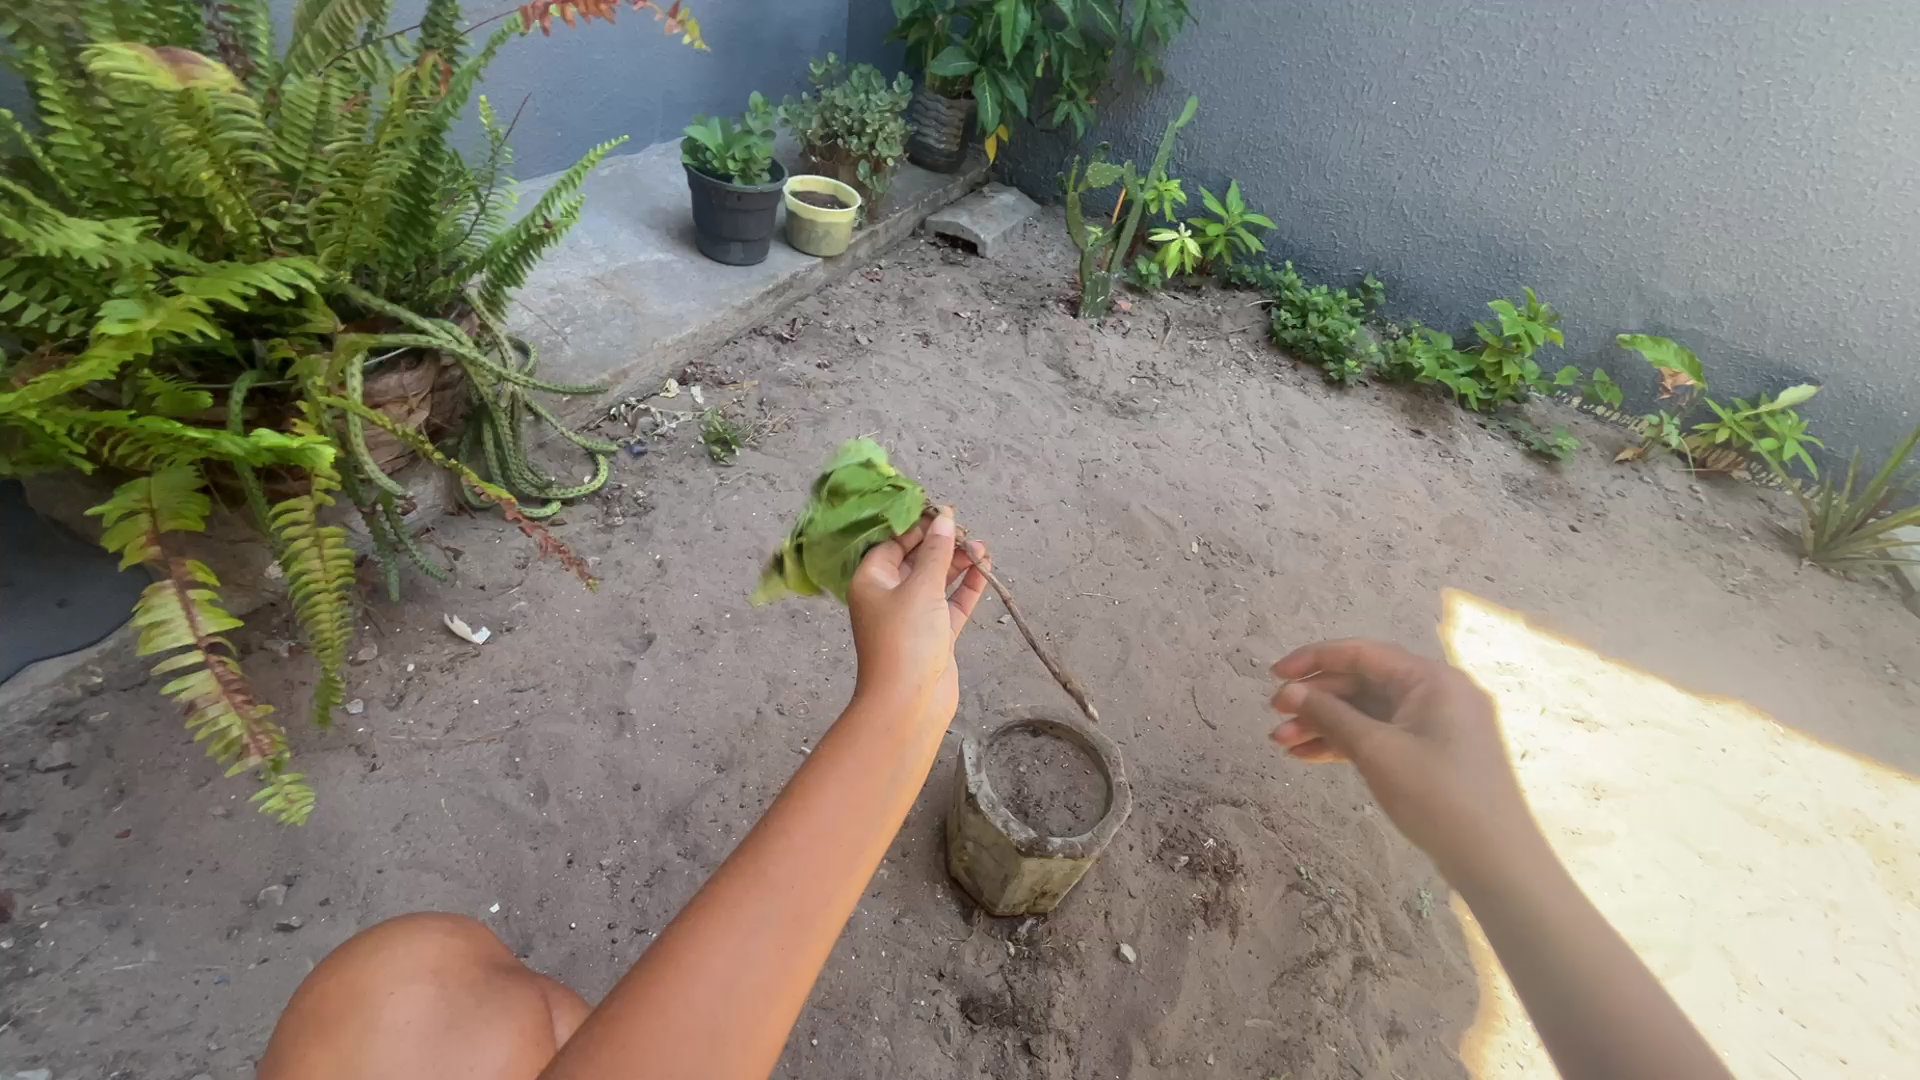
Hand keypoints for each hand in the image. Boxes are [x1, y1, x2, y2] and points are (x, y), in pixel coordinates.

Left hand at [847, 507, 989, 719]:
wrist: (908, 701)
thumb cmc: (905, 639)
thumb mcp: (922, 588)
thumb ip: (937, 552)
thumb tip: (946, 519)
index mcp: (872, 581)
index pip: (894, 543)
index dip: (918, 527)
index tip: (944, 513)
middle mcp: (889, 596)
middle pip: (917, 560)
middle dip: (943, 545)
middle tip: (968, 531)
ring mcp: (913, 616)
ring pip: (937, 581)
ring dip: (958, 564)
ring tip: (982, 549)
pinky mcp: (934, 634)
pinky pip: (951, 603)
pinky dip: (966, 588)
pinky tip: (984, 571)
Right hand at [1269, 639, 1543, 887]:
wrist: (1496, 863)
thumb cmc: (1437, 795)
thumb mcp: (1375, 749)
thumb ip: (1328, 714)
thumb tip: (1289, 692)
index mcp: (1430, 679)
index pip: (1360, 653)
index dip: (1312, 659)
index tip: (1274, 676)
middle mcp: (1434, 692)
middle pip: (1360, 682)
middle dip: (1314, 700)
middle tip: (1275, 716)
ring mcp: (1434, 724)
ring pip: (1364, 711)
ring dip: (1322, 724)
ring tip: (1281, 742)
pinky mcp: (1429, 751)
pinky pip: (1377, 733)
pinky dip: (1343, 742)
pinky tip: (1306, 755)